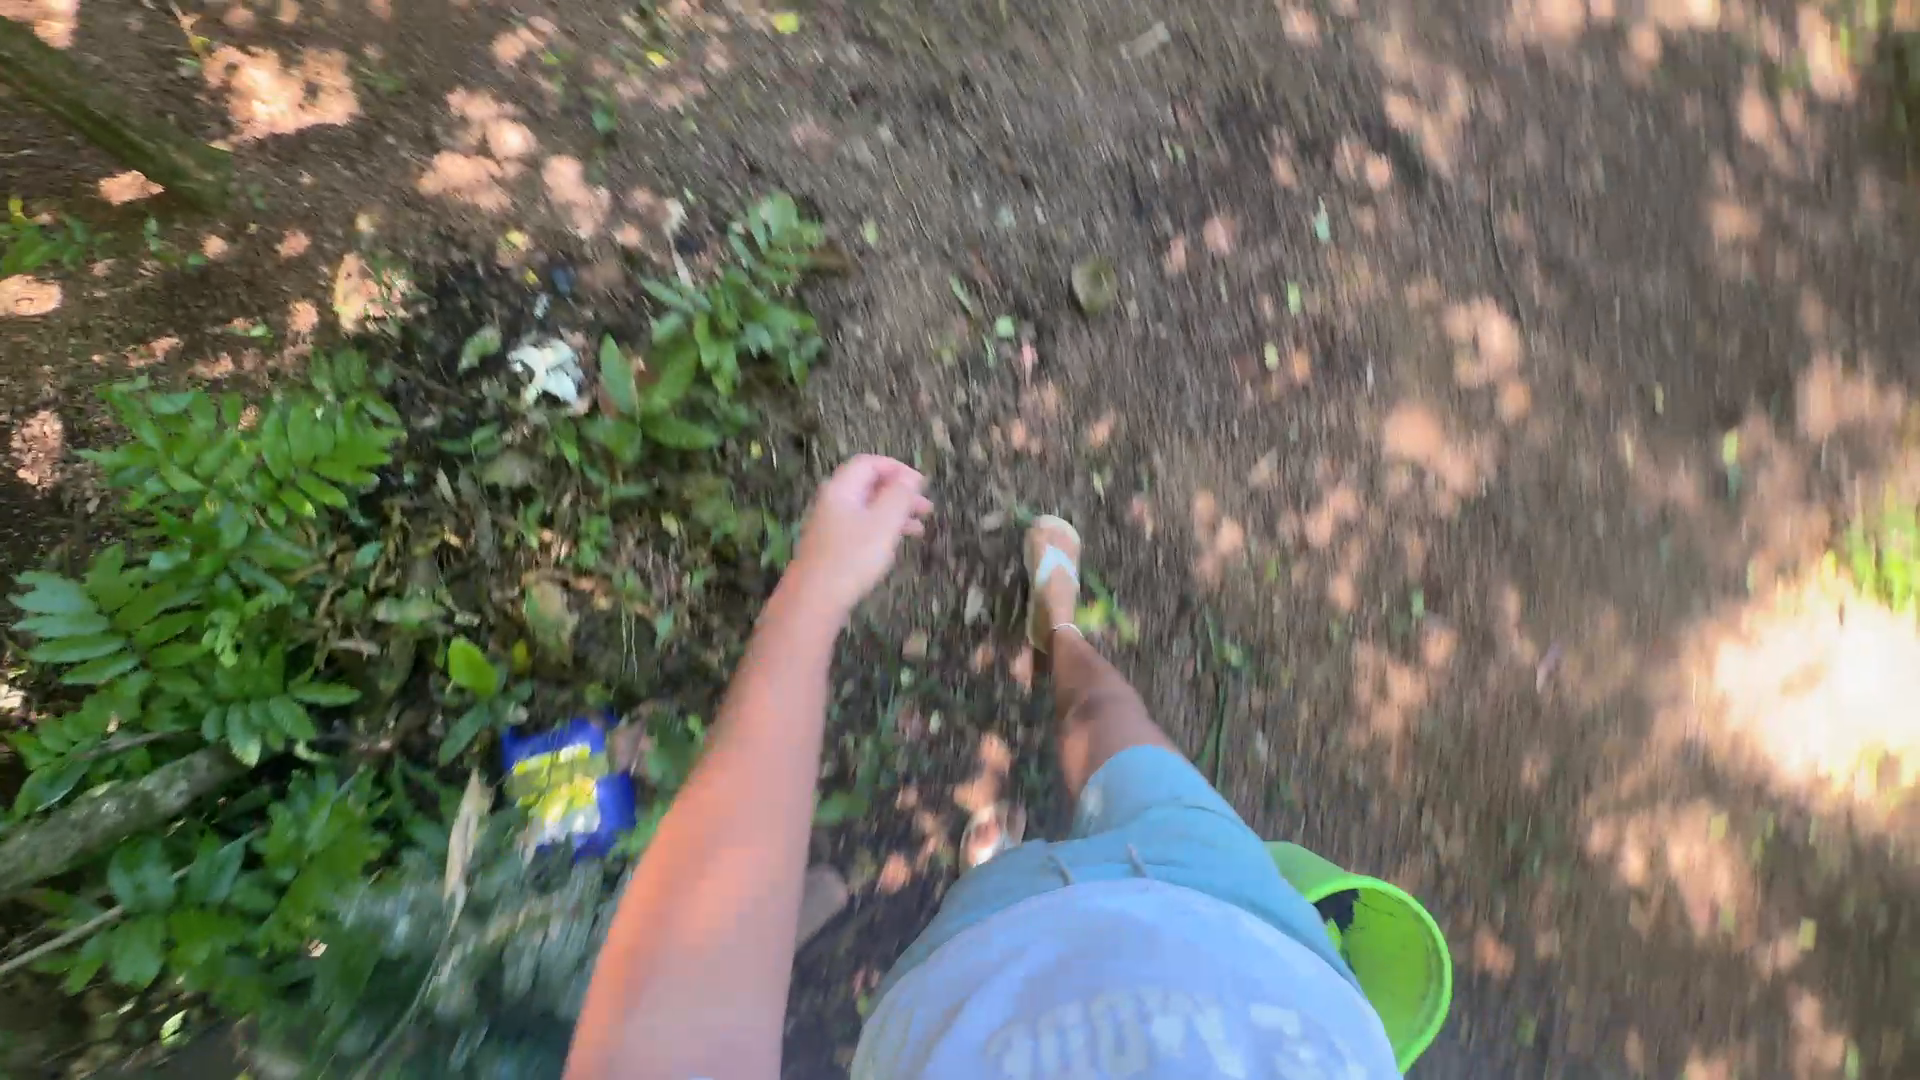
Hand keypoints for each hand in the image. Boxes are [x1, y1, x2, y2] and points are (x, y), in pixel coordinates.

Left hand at [780, 455, 932, 620]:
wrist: (814, 599)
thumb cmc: (852, 557)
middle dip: (900, 493)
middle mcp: (833, 502)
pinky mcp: (832, 547)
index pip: (869, 463)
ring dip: (895, 514)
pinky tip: (896, 544)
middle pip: (869, 486)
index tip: (921, 484)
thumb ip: (899, 495)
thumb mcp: (883, 522)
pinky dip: (883, 530)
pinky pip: (862, 528)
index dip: (897, 468)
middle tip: (926, 508)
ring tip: (920, 528)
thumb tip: (910, 477)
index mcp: (842, 489)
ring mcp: (831, 525)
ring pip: (868, 509)